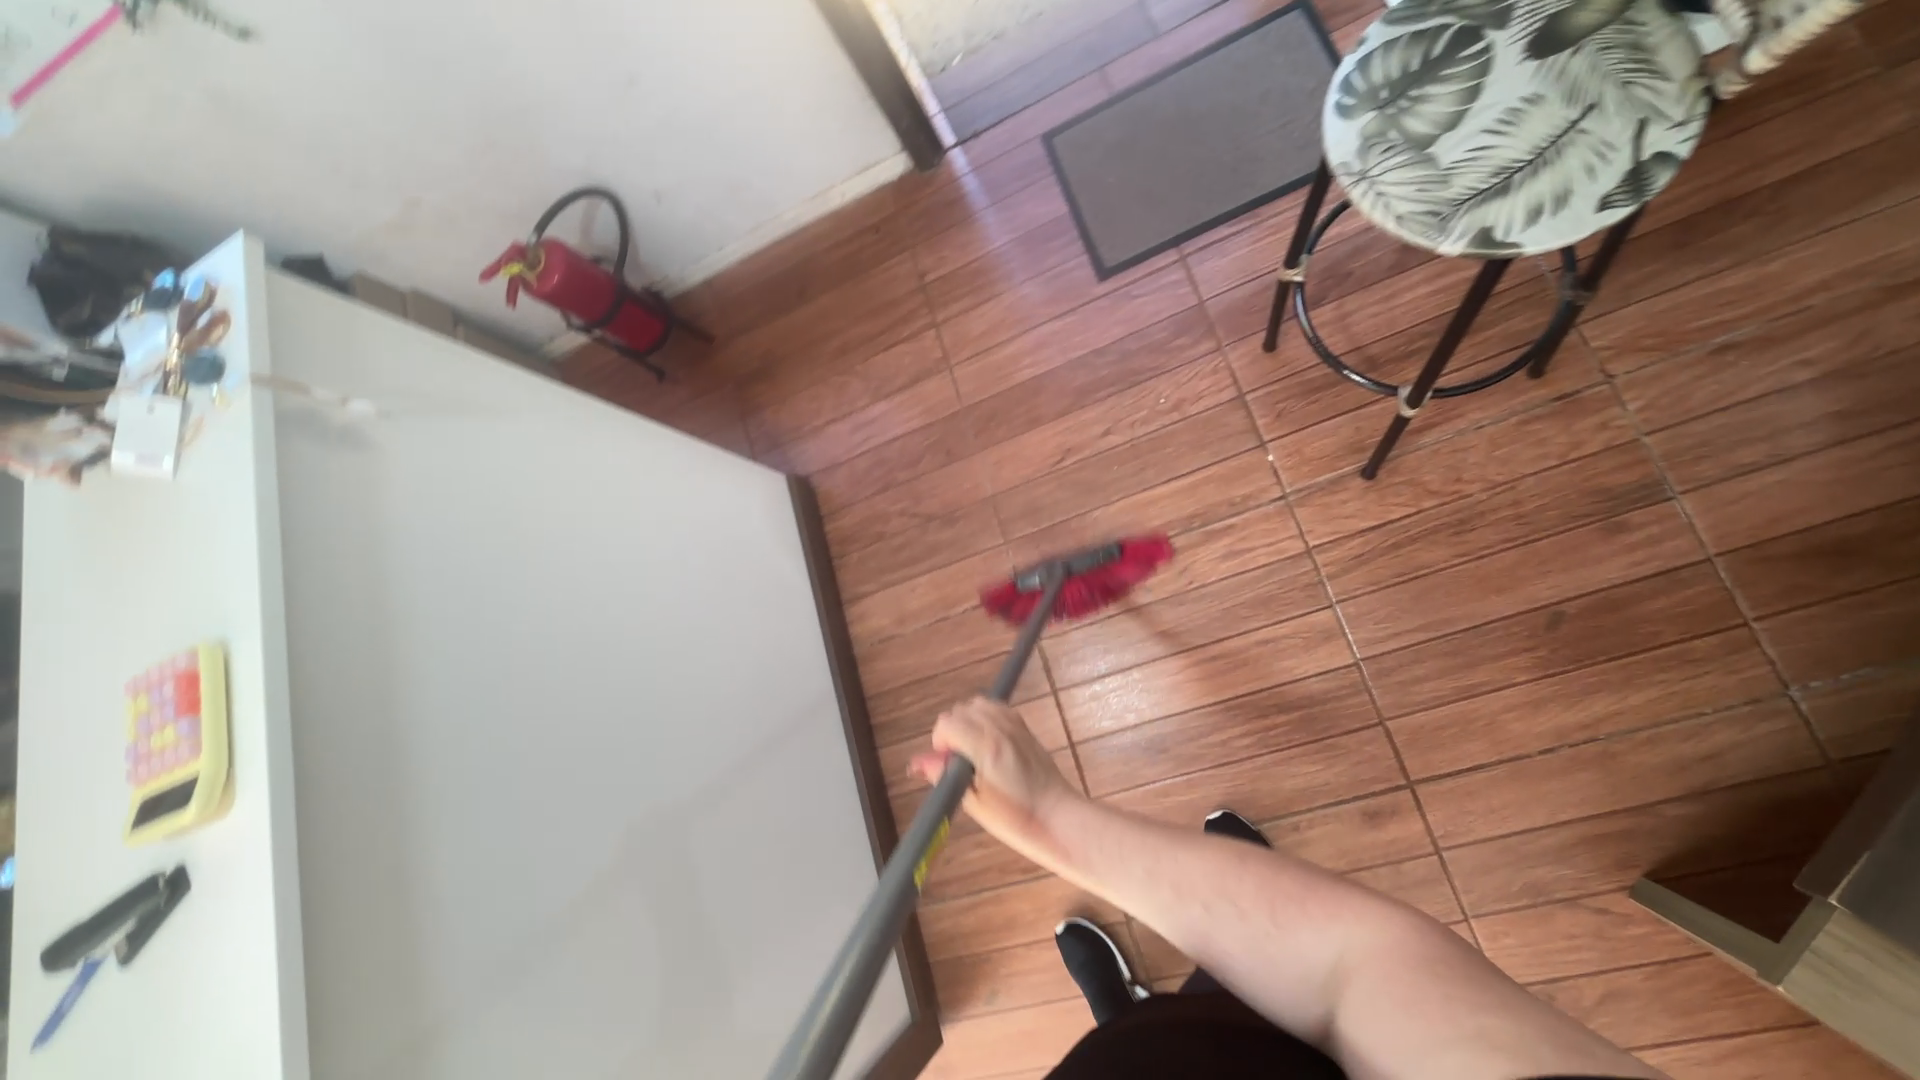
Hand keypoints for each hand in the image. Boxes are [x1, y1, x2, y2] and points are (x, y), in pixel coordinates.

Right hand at [910, 696, 1080, 856]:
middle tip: (959, 762)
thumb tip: (918, 763)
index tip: (946, 764)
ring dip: (968, 721)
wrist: (1058, 817)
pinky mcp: (1024, 727)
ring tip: (973, 750)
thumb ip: (945, 777)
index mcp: (987, 748)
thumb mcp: (974, 803)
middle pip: (960, 710)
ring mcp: (1015, 725)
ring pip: (977, 704)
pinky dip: (986, 718)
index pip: (947, 723)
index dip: (939, 743)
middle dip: (952, 731)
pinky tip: (989, 742)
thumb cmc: (1017, 820)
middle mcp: (1001, 729)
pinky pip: (996, 708)